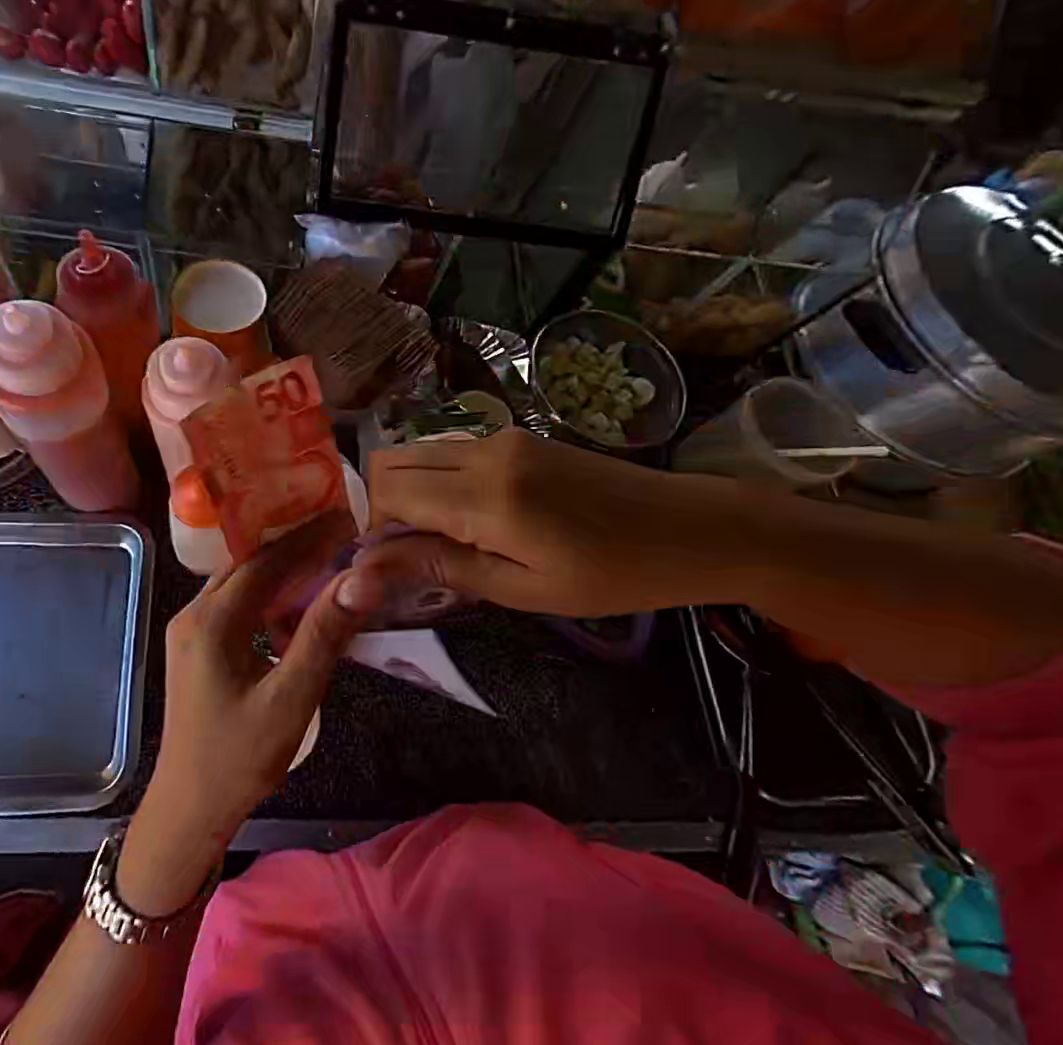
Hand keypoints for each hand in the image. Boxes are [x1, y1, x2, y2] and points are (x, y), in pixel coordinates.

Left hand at [119, 513, 376, 912]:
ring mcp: (188, 631)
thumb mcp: (290, 698)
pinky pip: (232, 608)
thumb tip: (361, 578)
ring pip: (238, 584)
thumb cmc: (239, 758)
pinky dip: (264, 598)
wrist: (189, 804)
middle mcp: (192, 614)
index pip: (266, 562)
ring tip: (325, 557)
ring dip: (278, 570)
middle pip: (247, 565)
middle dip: (293, 545)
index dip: (309, 537)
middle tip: (341, 529)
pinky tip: (293, 606)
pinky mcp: (194, 648)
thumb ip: (322, 636)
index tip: (348, 515)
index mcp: (211, 621)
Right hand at [355, 430, 749, 616]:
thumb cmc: (611, 575)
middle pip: (392, 461)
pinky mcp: (516, 437)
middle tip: (404, 548)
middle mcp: (485, 453)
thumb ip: (438, 566)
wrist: (697, 528)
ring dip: (405, 490)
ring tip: (432, 535)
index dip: (371, 527)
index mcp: (487, 498)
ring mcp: (502, 439)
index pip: (389, 492)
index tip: (385, 561)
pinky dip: (432, 480)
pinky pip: (446, 451)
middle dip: (380, 504)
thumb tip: (366, 565)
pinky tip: (462, 516)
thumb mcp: (520, 588)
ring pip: (415, 452)